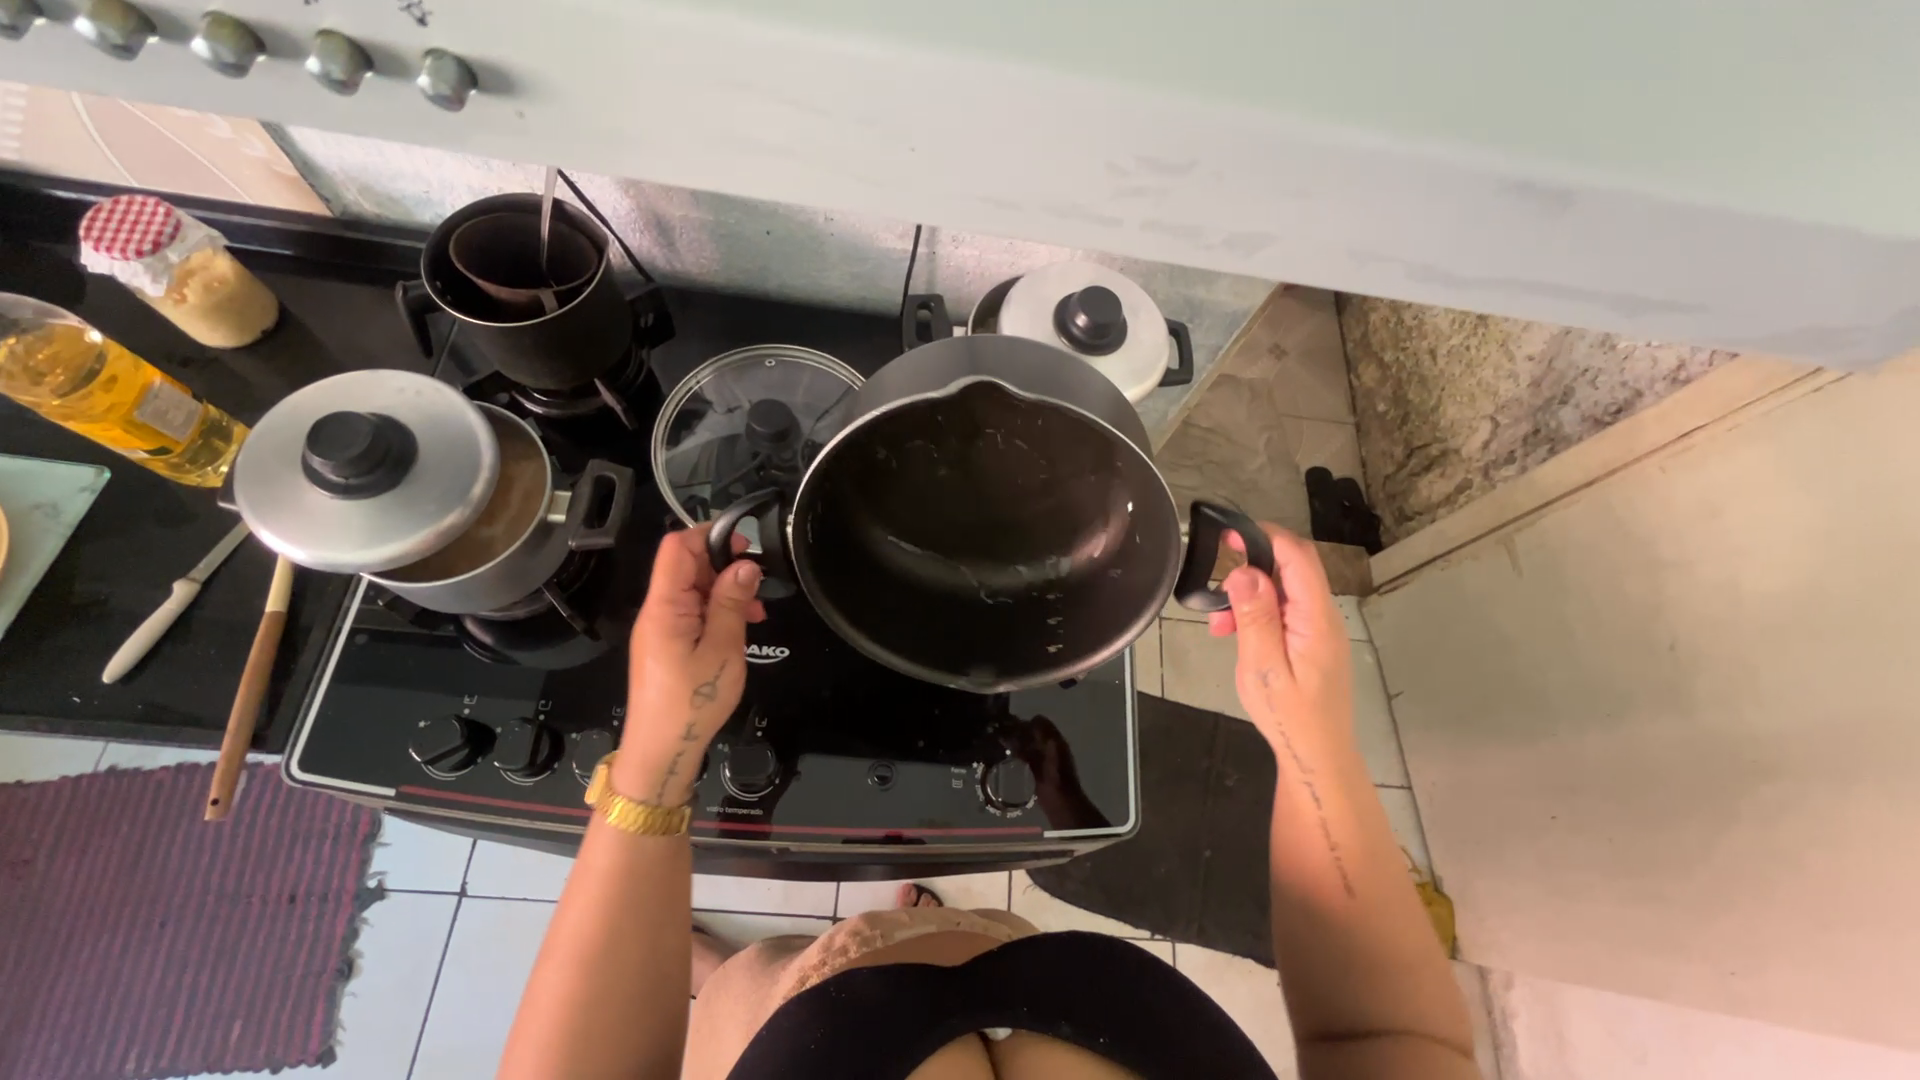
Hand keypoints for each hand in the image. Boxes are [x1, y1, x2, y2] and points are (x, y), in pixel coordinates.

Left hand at [617, 526, 765, 804]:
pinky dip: (717, 610)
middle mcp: (657, 610)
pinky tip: (742, 625)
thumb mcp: (723, 649)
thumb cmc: (693, 700)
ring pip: (692, 590)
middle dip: (723, 564)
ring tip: (757, 608)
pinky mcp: (667, 645)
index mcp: (665, 606)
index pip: (677, 547)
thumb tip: (745, 564)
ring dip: (724, 590)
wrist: (662, 750)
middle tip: (759, 579)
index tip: (746, 543)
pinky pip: (692, 612)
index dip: (710, 534)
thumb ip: (732, 603)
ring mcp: (660, 628)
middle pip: (685, 566)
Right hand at [1209, 523, 1353, 749]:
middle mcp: (1324, 616)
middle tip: (1215, 587)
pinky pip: (1284, 612)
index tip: (1227, 535)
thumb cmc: (1290, 716)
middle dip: (1251, 569)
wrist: (1317, 756)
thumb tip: (1245, 572)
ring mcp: (1319, 629)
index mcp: (1316, 618)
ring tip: (1218, 624)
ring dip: (1249, 596)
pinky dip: (1258, 614)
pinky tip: (1234, 634)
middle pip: (1292, 570)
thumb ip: (1256, 617)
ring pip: (1284, 591)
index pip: (1298, 557)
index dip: (1264, 537)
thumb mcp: (1263, 667)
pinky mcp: (1312, 642)